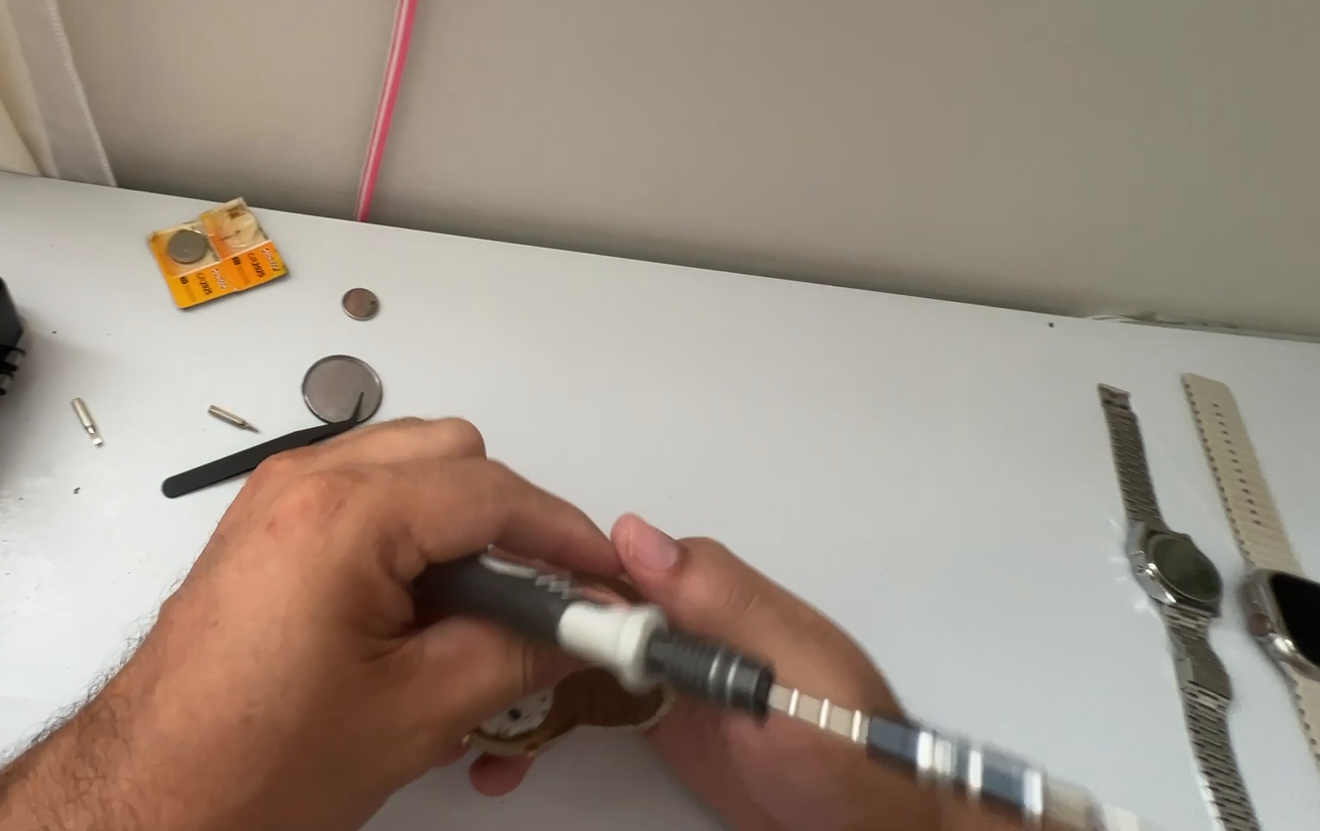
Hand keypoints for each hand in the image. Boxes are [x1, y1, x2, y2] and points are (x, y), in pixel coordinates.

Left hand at [0, 418, 617, 830]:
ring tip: (473, 596)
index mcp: (343, 517)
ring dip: (456, 510)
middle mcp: (306, 480)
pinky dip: (407, 514)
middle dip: (507, 512)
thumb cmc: (251, 759)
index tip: (598, 568)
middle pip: (450, 449)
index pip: (487, 491)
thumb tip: (568, 621)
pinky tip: (414, 587)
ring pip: (408, 455)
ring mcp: (281, 489)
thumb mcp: (412, 712)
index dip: (560, 529)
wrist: (150, 785)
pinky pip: (363, 479)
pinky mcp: (269, 510)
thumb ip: (510, 650)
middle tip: (536, 587)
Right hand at [469, 514, 983, 830]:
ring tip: (467, 732)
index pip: (596, 562)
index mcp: (691, 585)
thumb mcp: (792, 671)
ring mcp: (645, 662)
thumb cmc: (845, 750)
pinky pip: (572, 699)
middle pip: (566, 606)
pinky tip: (500, 755)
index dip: (539, 581)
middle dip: (507, 634)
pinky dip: (535, 721)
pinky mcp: (638, 707)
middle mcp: (659, 612)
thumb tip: (627, 530)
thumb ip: (721, 600)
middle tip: (457, 677)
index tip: (483, 609)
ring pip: (558, 653)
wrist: (871, 830)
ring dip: (510, 681)